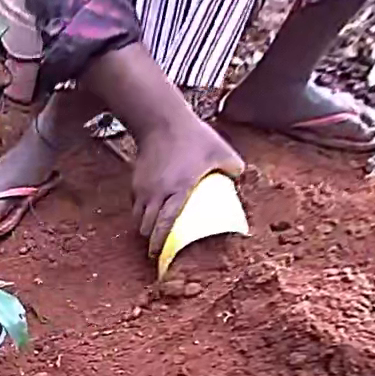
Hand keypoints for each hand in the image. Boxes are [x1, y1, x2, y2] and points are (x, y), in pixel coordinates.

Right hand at [132, 114, 244, 258]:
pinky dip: (140, 211)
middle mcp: (157, 194)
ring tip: (152, 231)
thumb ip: (233, 165)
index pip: (164, 224)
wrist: (162, 122)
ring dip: (144, 227)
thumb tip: (239, 179)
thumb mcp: (219, 149)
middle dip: (149, 239)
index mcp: (178, 190)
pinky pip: (135, 205)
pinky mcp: (135, 184)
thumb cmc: (193, 136)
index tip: (159, 253)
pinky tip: (149, 210)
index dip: (160, 242)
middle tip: (156, 245)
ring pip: (137, 218)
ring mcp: (143, 190)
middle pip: (146, 227)